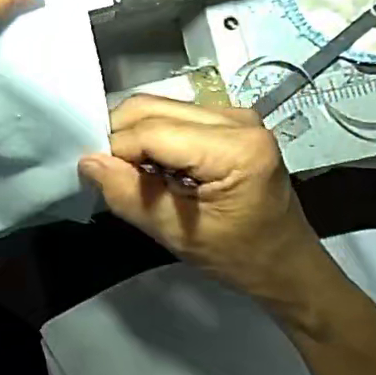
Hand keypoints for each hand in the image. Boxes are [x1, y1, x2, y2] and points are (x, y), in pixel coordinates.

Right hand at [78, 96, 335, 313]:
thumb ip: (129, 197)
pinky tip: (157, 171)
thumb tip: (88, 162)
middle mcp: (237, 119)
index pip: (152, 132)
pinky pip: (174, 116)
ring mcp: (235, 116)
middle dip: (122, 140)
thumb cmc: (241, 258)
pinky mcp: (229, 121)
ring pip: (160, 109)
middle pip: (153, 109)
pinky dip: (154, 140)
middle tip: (112, 178)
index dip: (116, 153)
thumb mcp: (178, 236)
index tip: (101, 182)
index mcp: (236, 148)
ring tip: (137, 178)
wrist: (288, 266)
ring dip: (137, 140)